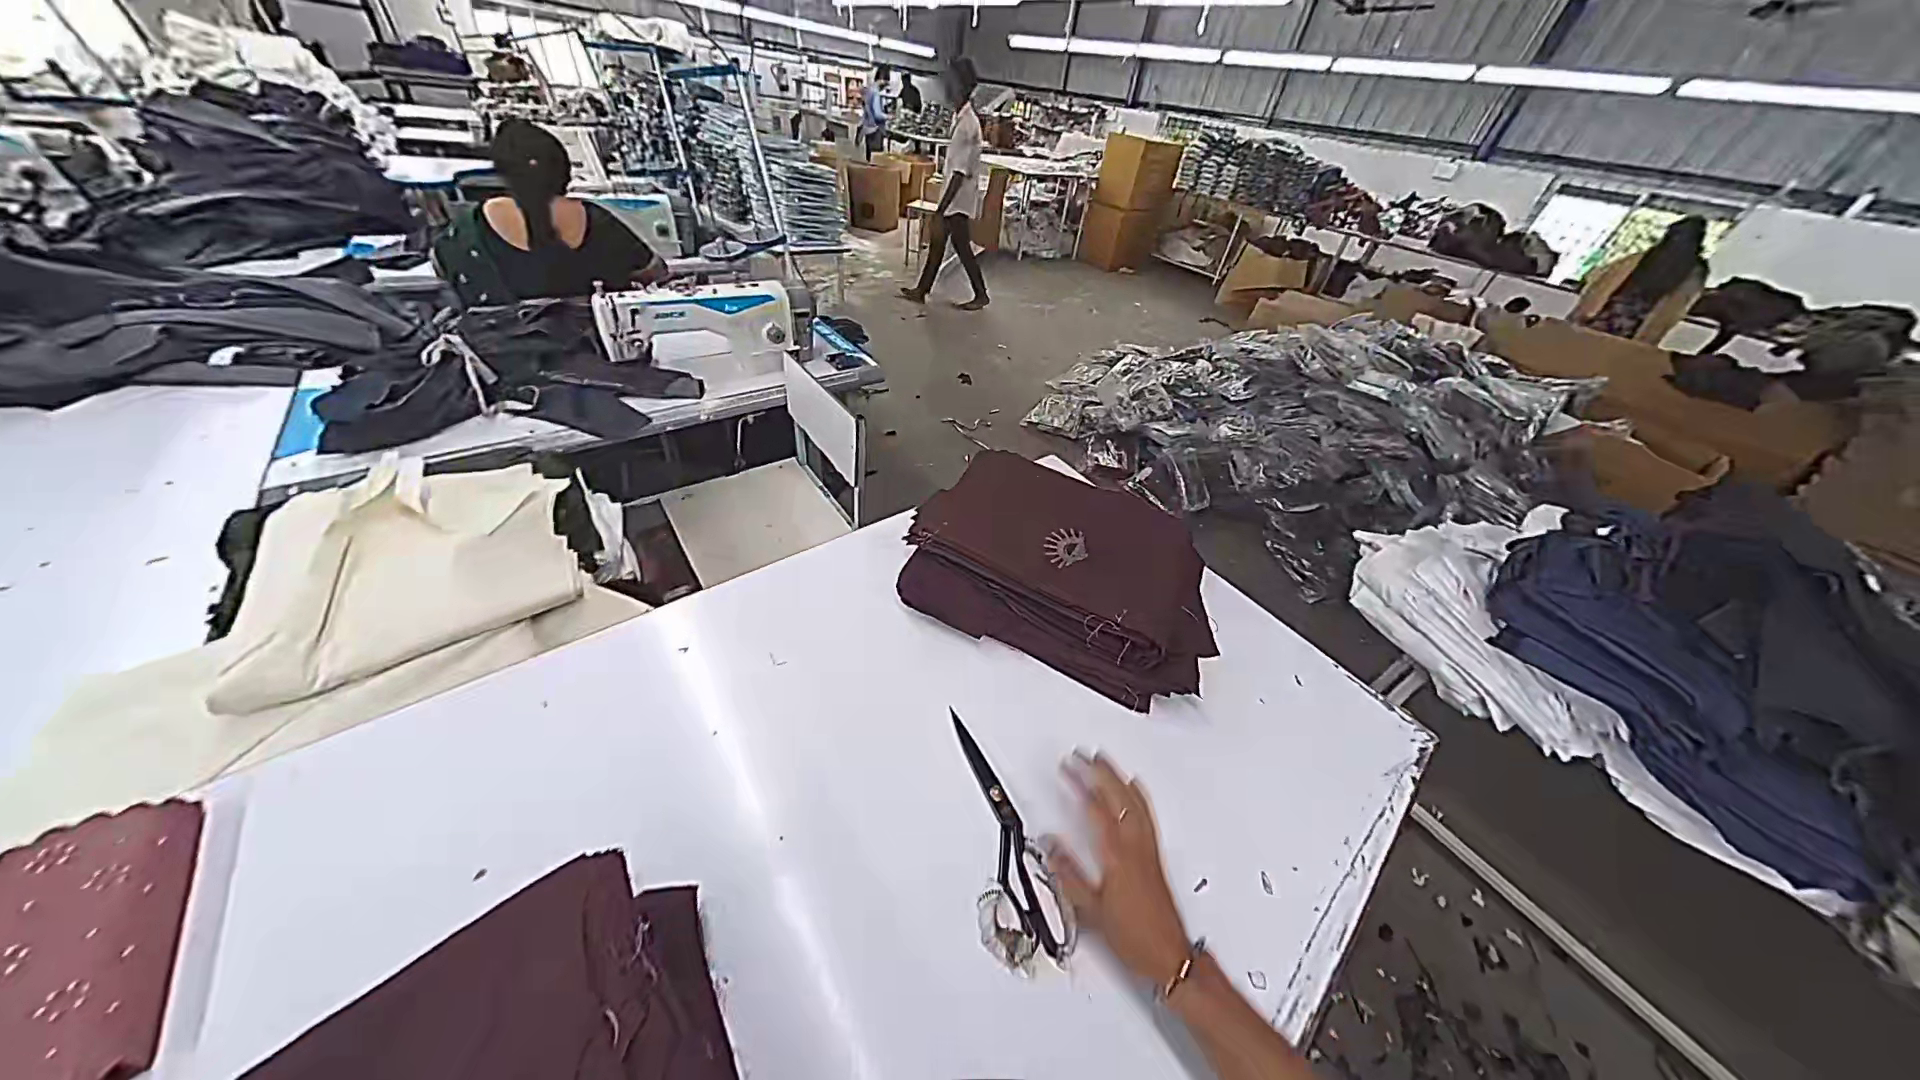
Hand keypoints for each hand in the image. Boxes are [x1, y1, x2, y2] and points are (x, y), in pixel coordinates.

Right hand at [1043, 753, 1190, 987]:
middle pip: (1117, 797)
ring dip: (1118, 778)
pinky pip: (1146, 814)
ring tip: (1104, 761)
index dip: (1080, 784)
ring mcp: (1147, 848)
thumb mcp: (1091, 909)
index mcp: (1116, 855)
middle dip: (1099, 772)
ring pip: (1133, 802)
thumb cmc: (1133, 935)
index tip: (1067, 768)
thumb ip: (1067, 874)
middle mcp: (1135, 846)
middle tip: (1083, 756)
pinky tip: (1134, 787)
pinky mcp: (1155, 855)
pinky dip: (1138, 795)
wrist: (1168, 955)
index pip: (1095, 808)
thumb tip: (1049, 844)